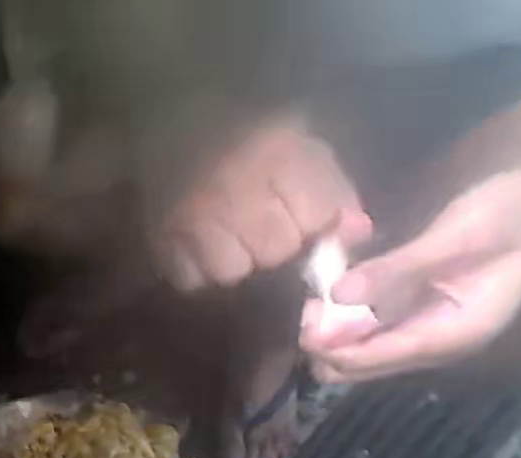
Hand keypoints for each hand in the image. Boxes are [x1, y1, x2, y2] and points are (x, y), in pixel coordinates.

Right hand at [154, 118, 372, 290]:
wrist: (167, 114)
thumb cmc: (242, 130)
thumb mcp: (299, 143)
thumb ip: (333, 188)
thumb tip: (359, 233)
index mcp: (278, 152)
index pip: (316, 219)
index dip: (312, 226)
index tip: (300, 219)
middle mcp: (236, 188)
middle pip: (274, 252)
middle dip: (272, 247)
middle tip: (258, 229)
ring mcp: (194, 217)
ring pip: (231, 272)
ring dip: (233, 263)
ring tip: (226, 241)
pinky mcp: (161, 238)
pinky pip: (191, 280)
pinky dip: (196, 271)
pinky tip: (198, 248)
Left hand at [300, 169, 520, 380]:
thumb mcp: (459, 235)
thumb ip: (398, 269)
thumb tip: (339, 295)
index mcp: (453, 336)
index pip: (378, 359)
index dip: (335, 349)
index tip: (303, 327)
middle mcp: (437, 345)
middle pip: (364, 366)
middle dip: (330, 345)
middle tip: (307, 308)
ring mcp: (429, 332)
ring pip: (364, 351)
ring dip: (335, 333)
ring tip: (313, 298)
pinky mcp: (422, 315)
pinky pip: (374, 329)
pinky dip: (350, 317)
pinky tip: (334, 291)